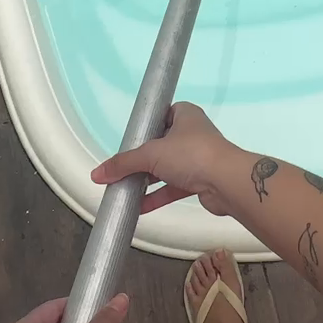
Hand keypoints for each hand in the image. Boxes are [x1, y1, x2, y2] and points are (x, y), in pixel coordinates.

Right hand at [91, 102, 249, 214]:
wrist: (225, 182)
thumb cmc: (190, 154)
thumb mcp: (152, 154)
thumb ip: (124, 163)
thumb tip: (96, 174)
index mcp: (185, 115)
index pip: (161, 115)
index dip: (145, 126)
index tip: (129, 140)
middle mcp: (192, 133)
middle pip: (161, 144)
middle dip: (142, 158)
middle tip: (121, 168)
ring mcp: (197, 157)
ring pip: (167, 167)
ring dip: (148, 179)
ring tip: (124, 189)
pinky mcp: (199, 180)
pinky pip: (173, 186)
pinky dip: (157, 196)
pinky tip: (138, 207)